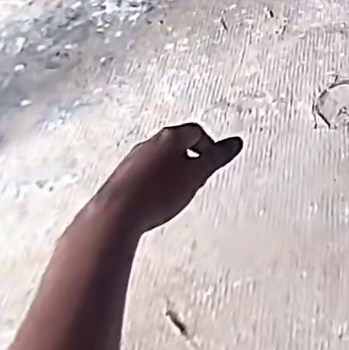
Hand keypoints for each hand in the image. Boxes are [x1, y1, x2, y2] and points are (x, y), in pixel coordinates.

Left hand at [84, 124, 242, 237]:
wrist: (114, 217)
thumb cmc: (155, 193)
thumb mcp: (198, 175)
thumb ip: (218, 157)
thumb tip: (234, 143)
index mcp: (170, 137)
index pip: (197, 131)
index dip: (209, 146)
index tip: (213, 159)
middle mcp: (149, 144)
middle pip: (176, 144)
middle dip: (189, 158)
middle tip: (197, 174)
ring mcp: (131, 162)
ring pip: (158, 160)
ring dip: (170, 171)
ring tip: (176, 191)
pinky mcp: (118, 180)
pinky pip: (142, 175)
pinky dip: (152, 183)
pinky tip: (155, 200)